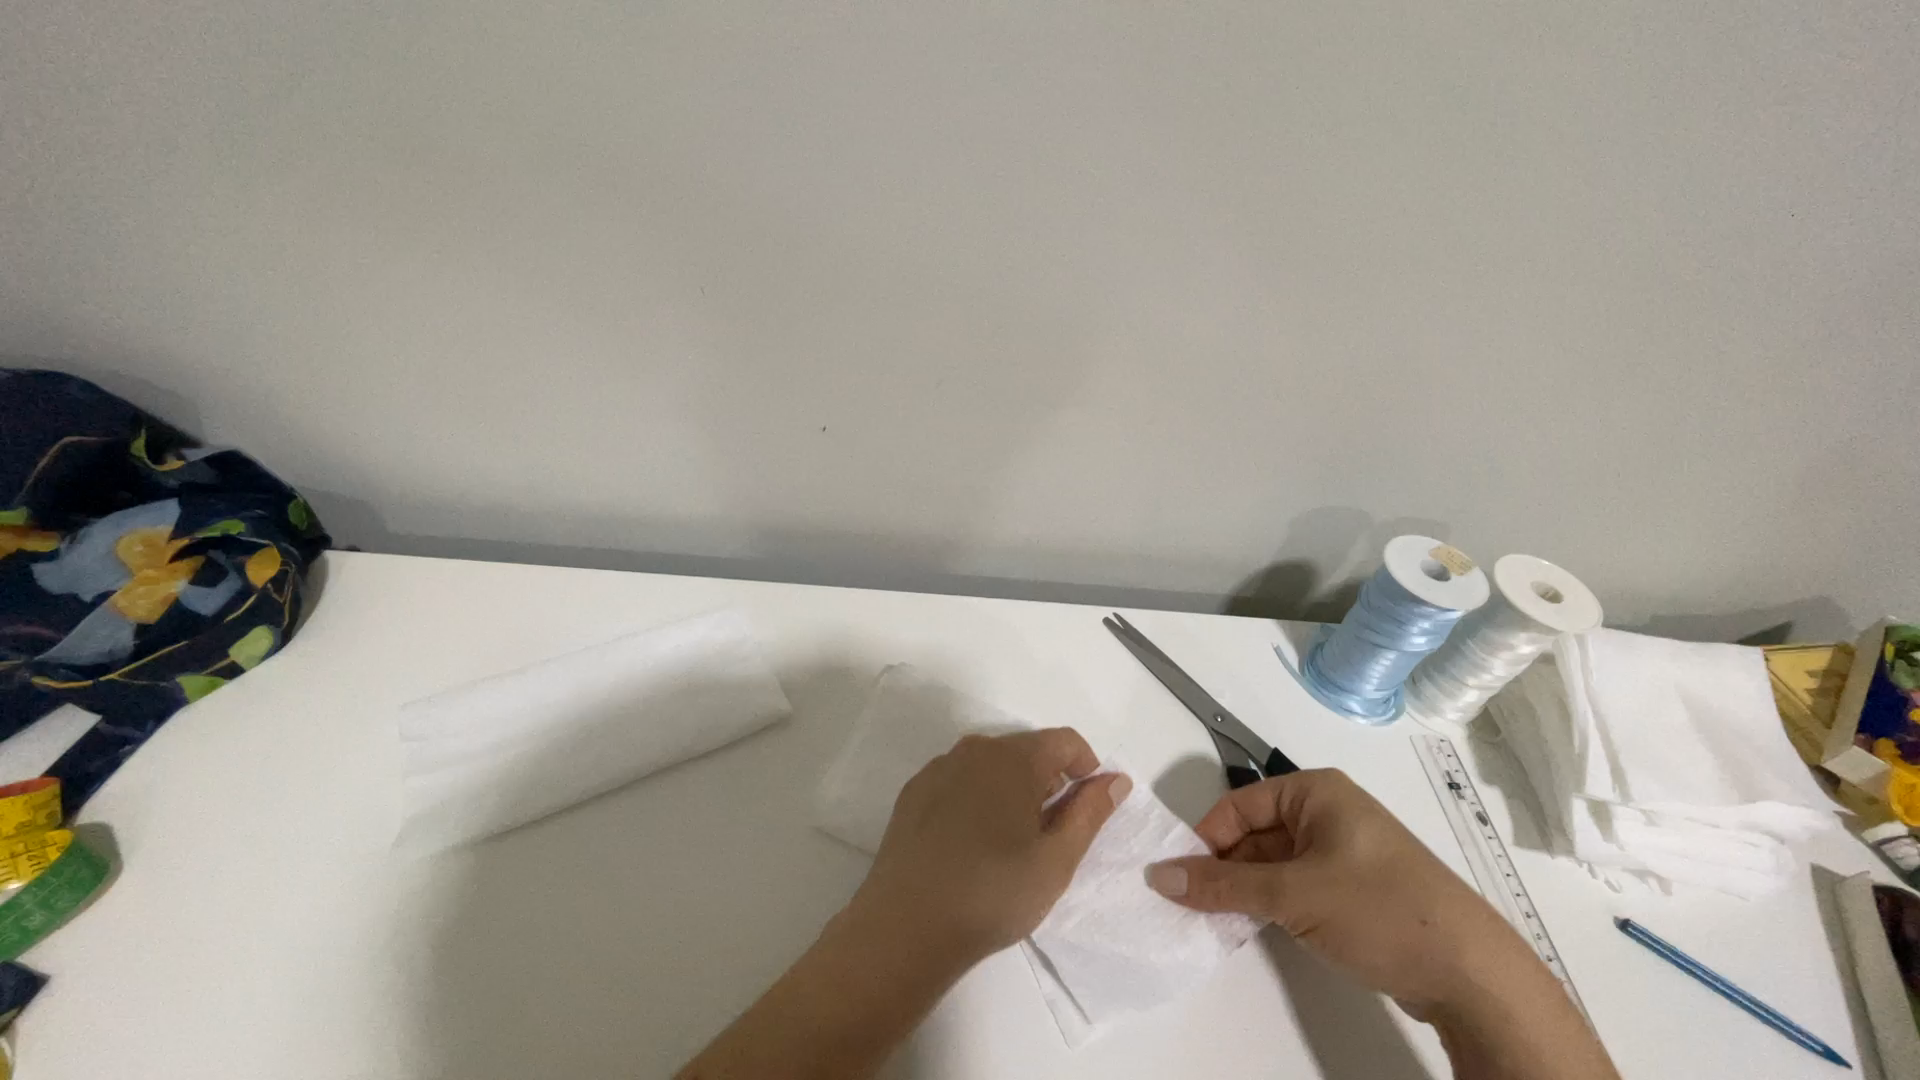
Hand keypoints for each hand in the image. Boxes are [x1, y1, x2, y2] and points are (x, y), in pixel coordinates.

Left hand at [848, 728, 1132, 968]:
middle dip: (1049, 782)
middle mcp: (973, 750)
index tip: (1088, 809)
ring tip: (1012, 844)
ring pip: (991, 766)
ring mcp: (938, 769)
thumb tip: (1115, 780)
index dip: (1086, 768)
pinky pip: (959, 781)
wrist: (906, 926)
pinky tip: (972, 845)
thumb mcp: (1057, 860)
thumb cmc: (993, 893)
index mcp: (1013, 758)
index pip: (1065, 741)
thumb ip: (1090, 813)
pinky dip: (977, 799)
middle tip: (1051, 835)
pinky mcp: (913, 793)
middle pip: (1027, 750)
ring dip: (1012, 791)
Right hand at [1145, 768, 1532, 1014]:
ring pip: (1274, 863)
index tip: (1181, 877)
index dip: (1207, 838)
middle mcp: (1329, 813)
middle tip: (1191, 906)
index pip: (1239, 804)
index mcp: (1316, 792)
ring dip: (1245, 890)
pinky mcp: (1355, 890)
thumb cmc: (1379, 910)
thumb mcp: (1292, 895)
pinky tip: (1253, 930)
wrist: (1473, 975)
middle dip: (1224, 868)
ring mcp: (1344, 853)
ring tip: (1216, 922)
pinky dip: (1271, 904)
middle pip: (1254, 833)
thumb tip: (1159, 877)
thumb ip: (1222, 886)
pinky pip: (1296, 886)